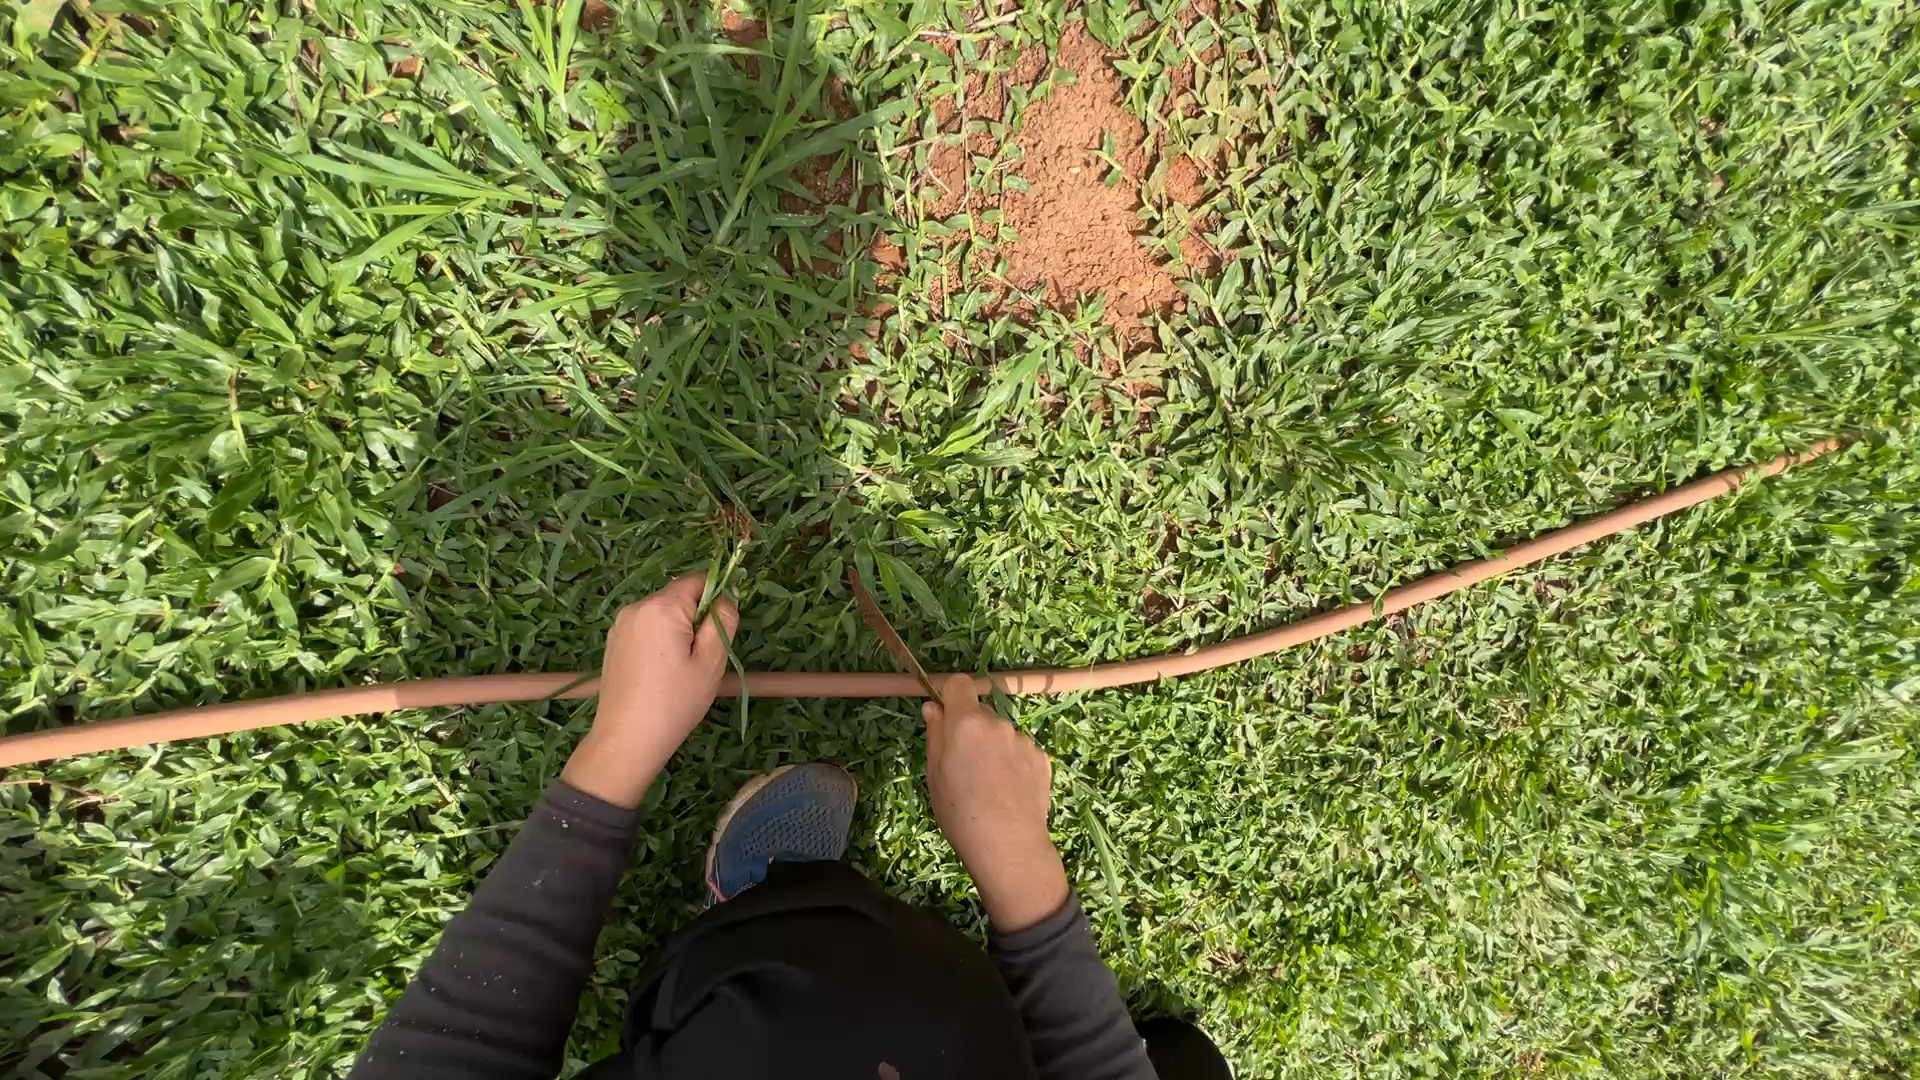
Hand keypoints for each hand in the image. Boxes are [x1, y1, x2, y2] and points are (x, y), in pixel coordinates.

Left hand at [561, 574, 738, 808]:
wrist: (626, 741)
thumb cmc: (675, 701)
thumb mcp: (712, 661)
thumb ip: (723, 620)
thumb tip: (726, 597)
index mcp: (661, 607)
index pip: (699, 579)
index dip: (719, 595)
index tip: (726, 626)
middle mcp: (636, 607)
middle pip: (680, 595)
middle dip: (699, 615)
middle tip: (707, 654)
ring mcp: (621, 625)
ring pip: (664, 612)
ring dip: (681, 628)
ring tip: (685, 666)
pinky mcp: (614, 642)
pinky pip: (648, 626)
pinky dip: (663, 638)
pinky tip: (664, 670)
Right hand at [922, 674, 1069, 931]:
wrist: (1009, 846)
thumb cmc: (961, 813)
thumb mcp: (935, 775)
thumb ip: (936, 735)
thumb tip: (934, 707)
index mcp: (967, 723)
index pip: (959, 684)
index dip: (952, 698)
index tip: (949, 720)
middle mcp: (998, 723)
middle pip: (981, 714)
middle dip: (973, 731)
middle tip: (966, 768)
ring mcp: (1024, 740)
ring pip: (1002, 734)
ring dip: (995, 749)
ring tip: (991, 786)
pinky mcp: (1042, 758)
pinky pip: (1021, 751)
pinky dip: (1014, 764)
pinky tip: (1010, 792)